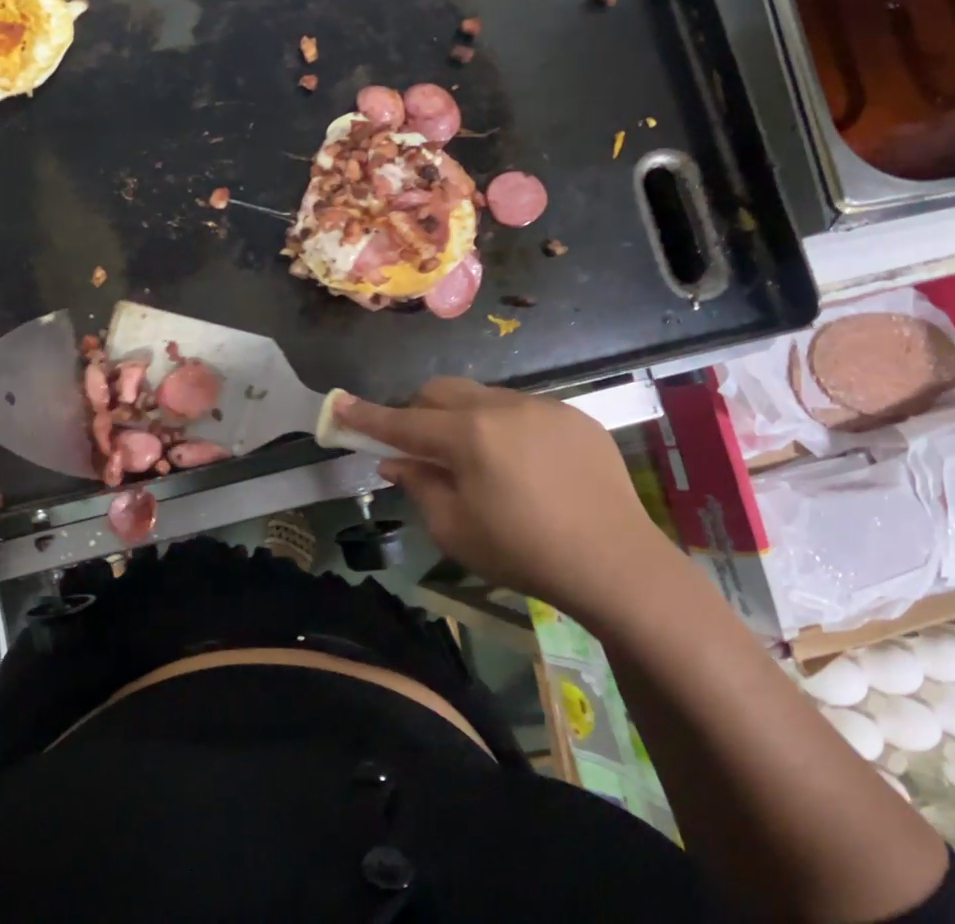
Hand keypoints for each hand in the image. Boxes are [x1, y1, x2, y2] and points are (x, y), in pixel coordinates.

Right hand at [336, 379, 677, 621]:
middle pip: (440, 391)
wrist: (616, 563)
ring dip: (461, 418)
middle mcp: (503, 408)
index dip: (365, 416)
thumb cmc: (523, 553)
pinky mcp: (576, 417)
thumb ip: (419, 485)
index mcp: (469, 436)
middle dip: (416, 411)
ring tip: (474, 460)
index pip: (401, 422)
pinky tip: (519, 466)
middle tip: (415, 447)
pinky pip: (521, 409)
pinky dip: (502, 427)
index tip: (338, 405)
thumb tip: (396, 461)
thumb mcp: (453, 529)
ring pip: (481, 396)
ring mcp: (544, 408)